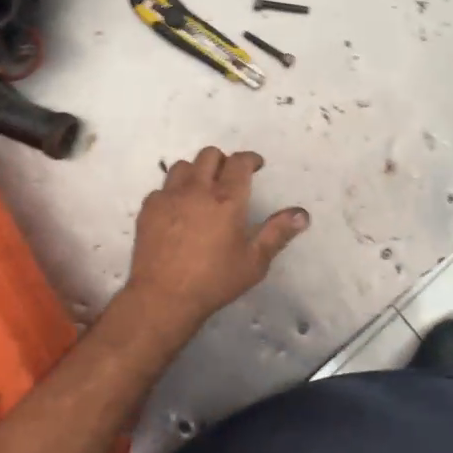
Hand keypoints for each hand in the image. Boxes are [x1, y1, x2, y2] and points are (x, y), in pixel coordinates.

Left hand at [121, 147, 308, 338]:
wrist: (163, 297)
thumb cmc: (214, 281)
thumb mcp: (254, 262)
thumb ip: (277, 233)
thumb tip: (302, 214)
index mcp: (227, 199)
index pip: (239, 162)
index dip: (250, 158)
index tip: (256, 165)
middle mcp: (197, 189)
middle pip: (209, 155)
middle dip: (223, 161)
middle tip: (229, 178)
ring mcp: (169, 196)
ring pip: (183, 165)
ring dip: (196, 172)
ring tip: (201, 189)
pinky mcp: (149, 207)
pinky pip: (162, 187)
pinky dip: (173, 192)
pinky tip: (177, 210)